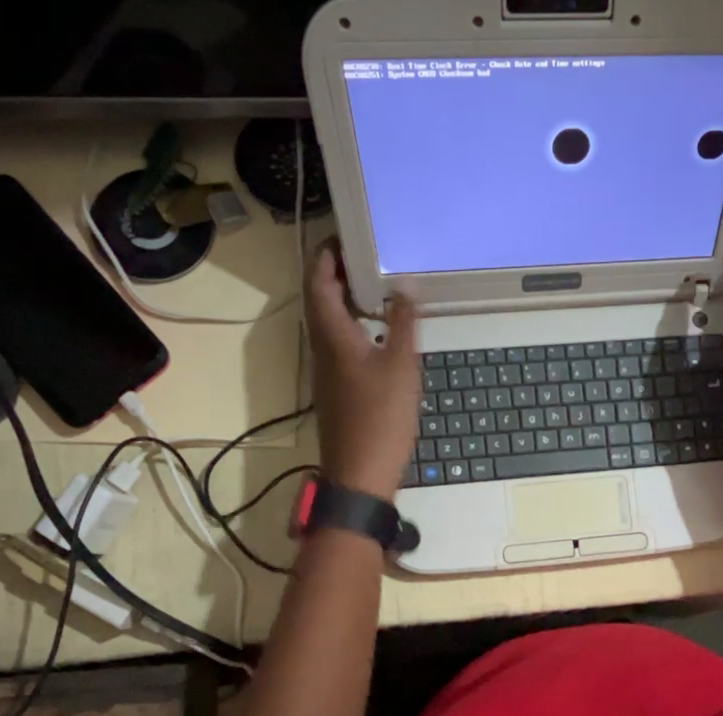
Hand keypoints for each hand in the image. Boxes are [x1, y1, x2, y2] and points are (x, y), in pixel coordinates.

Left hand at [305, 245, 419, 499]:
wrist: (359, 473)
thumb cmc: (380, 419)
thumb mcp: (400, 367)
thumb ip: (402, 324)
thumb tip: (404, 287)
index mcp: (332, 335)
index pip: (318, 281)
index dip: (326, 254)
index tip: (347, 234)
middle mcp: (322, 347)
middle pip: (319, 299)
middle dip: (337, 272)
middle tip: (368, 255)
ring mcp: (327, 369)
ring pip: (329, 322)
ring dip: (346, 299)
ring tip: (378, 285)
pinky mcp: (337, 387)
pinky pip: (339, 342)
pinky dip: (354, 324)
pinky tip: (379, 330)